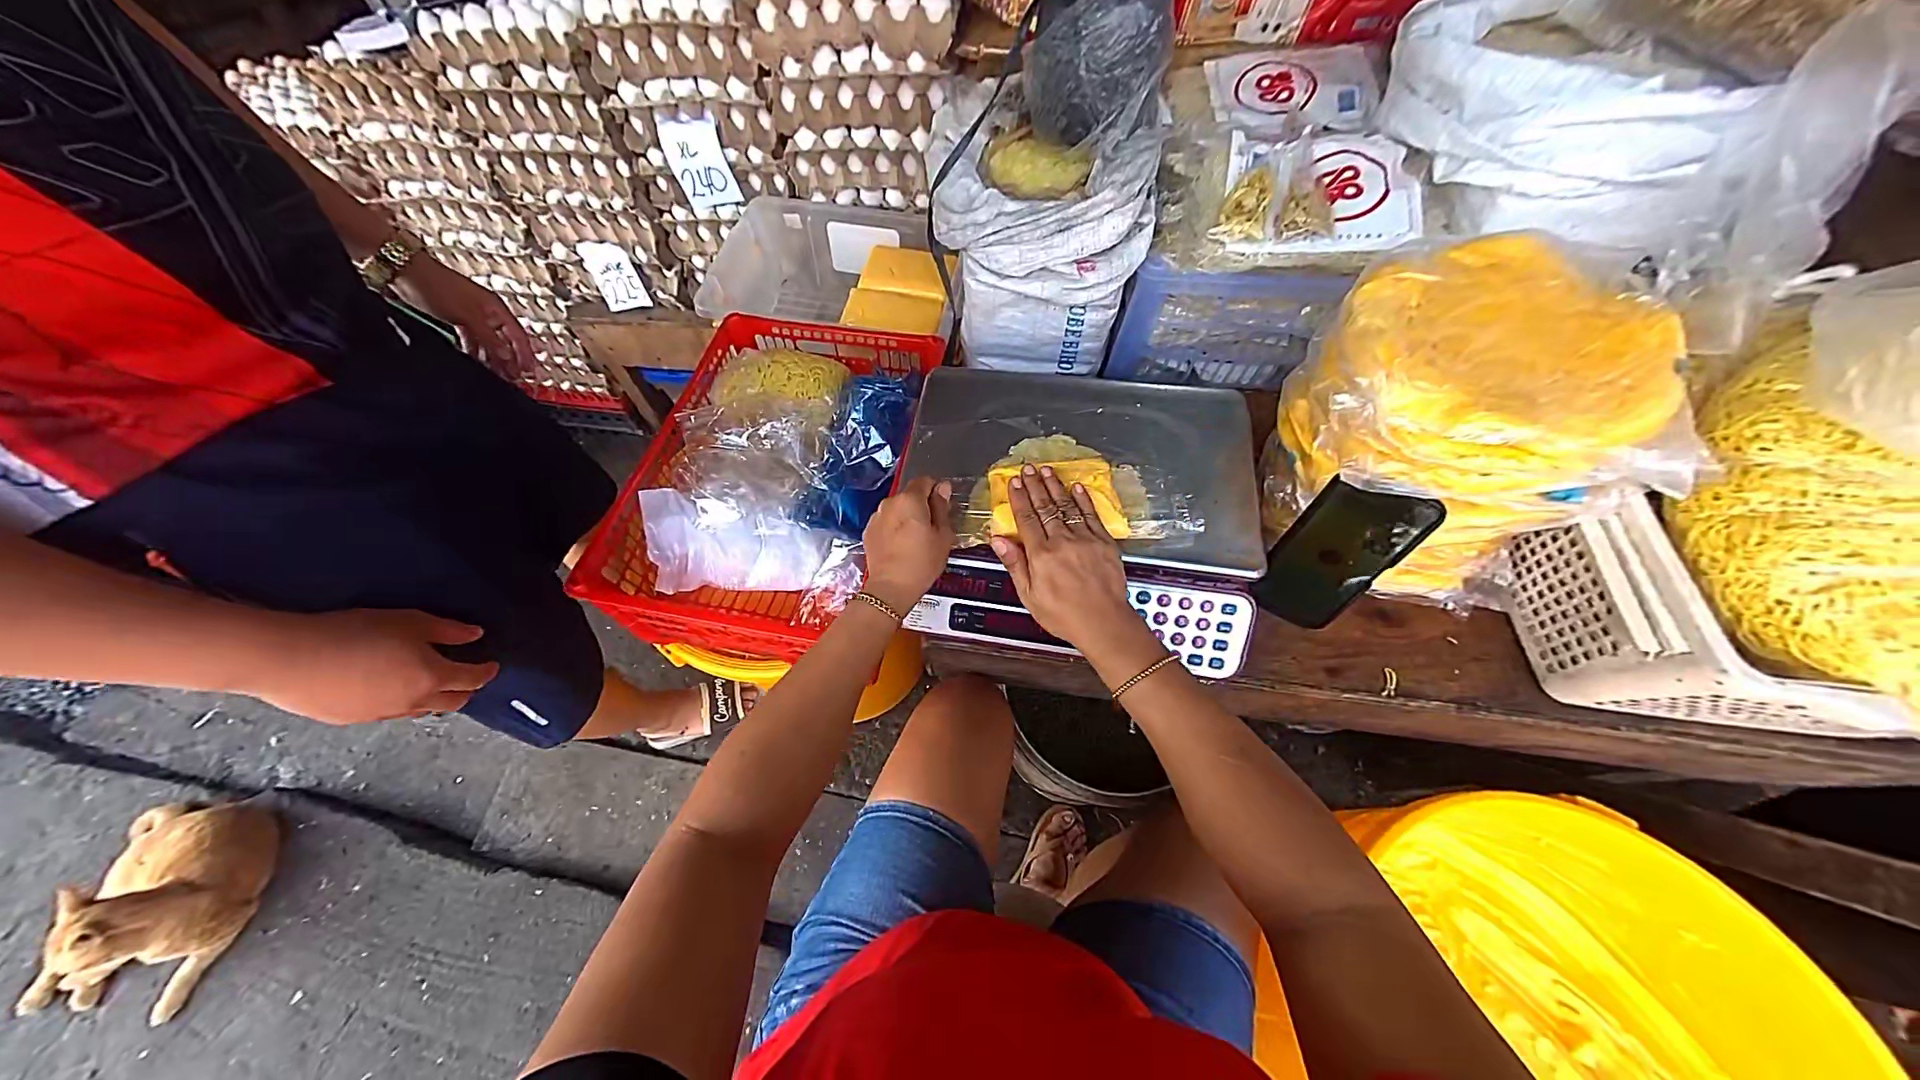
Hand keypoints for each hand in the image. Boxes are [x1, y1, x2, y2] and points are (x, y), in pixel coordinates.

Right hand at [245, 610, 500, 724]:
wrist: (287, 658)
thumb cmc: (355, 632)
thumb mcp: (411, 622)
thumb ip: (448, 631)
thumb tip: (476, 635)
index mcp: (432, 678)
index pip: (472, 679)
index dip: (486, 672)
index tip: (493, 666)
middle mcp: (413, 702)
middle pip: (453, 702)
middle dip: (466, 690)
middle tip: (468, 678)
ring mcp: (381, 715)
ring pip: (421, 710)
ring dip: (434, 699)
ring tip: (433, 685)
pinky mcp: (352, 720)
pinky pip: (389, 713)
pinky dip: (402, 703)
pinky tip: (392, 691)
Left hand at [392, 256, 535, 379]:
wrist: (404, 270)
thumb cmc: (436, 285)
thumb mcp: (468, 316)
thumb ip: (489, 338)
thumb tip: (507, 356)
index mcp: (496, 308)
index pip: (518, 336)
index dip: (525, 354)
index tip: (529, 372)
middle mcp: (487, 312)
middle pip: (506, 340)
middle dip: (511, 360)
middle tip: (515, 378)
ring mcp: (472, 316)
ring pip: (489, 342)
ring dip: (494, 358)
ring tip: (497, 374)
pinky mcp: (456, 319)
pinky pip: (473, 340)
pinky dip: (476, 352)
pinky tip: (476, 361)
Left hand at [861, 476, 954, 611]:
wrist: (891, 587)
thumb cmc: (921, 562)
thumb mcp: (943, 535)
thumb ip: (942, 507)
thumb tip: (942, 488)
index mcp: (910, 500)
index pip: (925, 481)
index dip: (936, 491)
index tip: (942, 506)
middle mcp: (889, 503)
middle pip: (909, 496)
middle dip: (921, 506)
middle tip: (932, 528)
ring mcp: (876, 517)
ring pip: (897, 510)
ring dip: (906, 518)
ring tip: (915, 540)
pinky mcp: (868, 531)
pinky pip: (886, 523)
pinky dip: (894, 529)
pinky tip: (901, 546)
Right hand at [990, 465, 1155, 662]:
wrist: (1104, 622)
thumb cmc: (1064, 615)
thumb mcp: (1030, 596)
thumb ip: (1016, 564)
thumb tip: (999, 540)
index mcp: (1041, 555)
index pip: (1026, 518)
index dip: (1019, 498)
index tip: (1013, 483)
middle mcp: (1063, 541)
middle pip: (1045, 507)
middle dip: (1035, 485)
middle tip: (1028, 469)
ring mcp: (1085, 539)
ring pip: (1067, 506)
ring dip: (1056, 486)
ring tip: (1047, 471)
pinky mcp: (1104, 542)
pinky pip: (1091, 514)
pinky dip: (1083, 499)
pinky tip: (1076, 487)